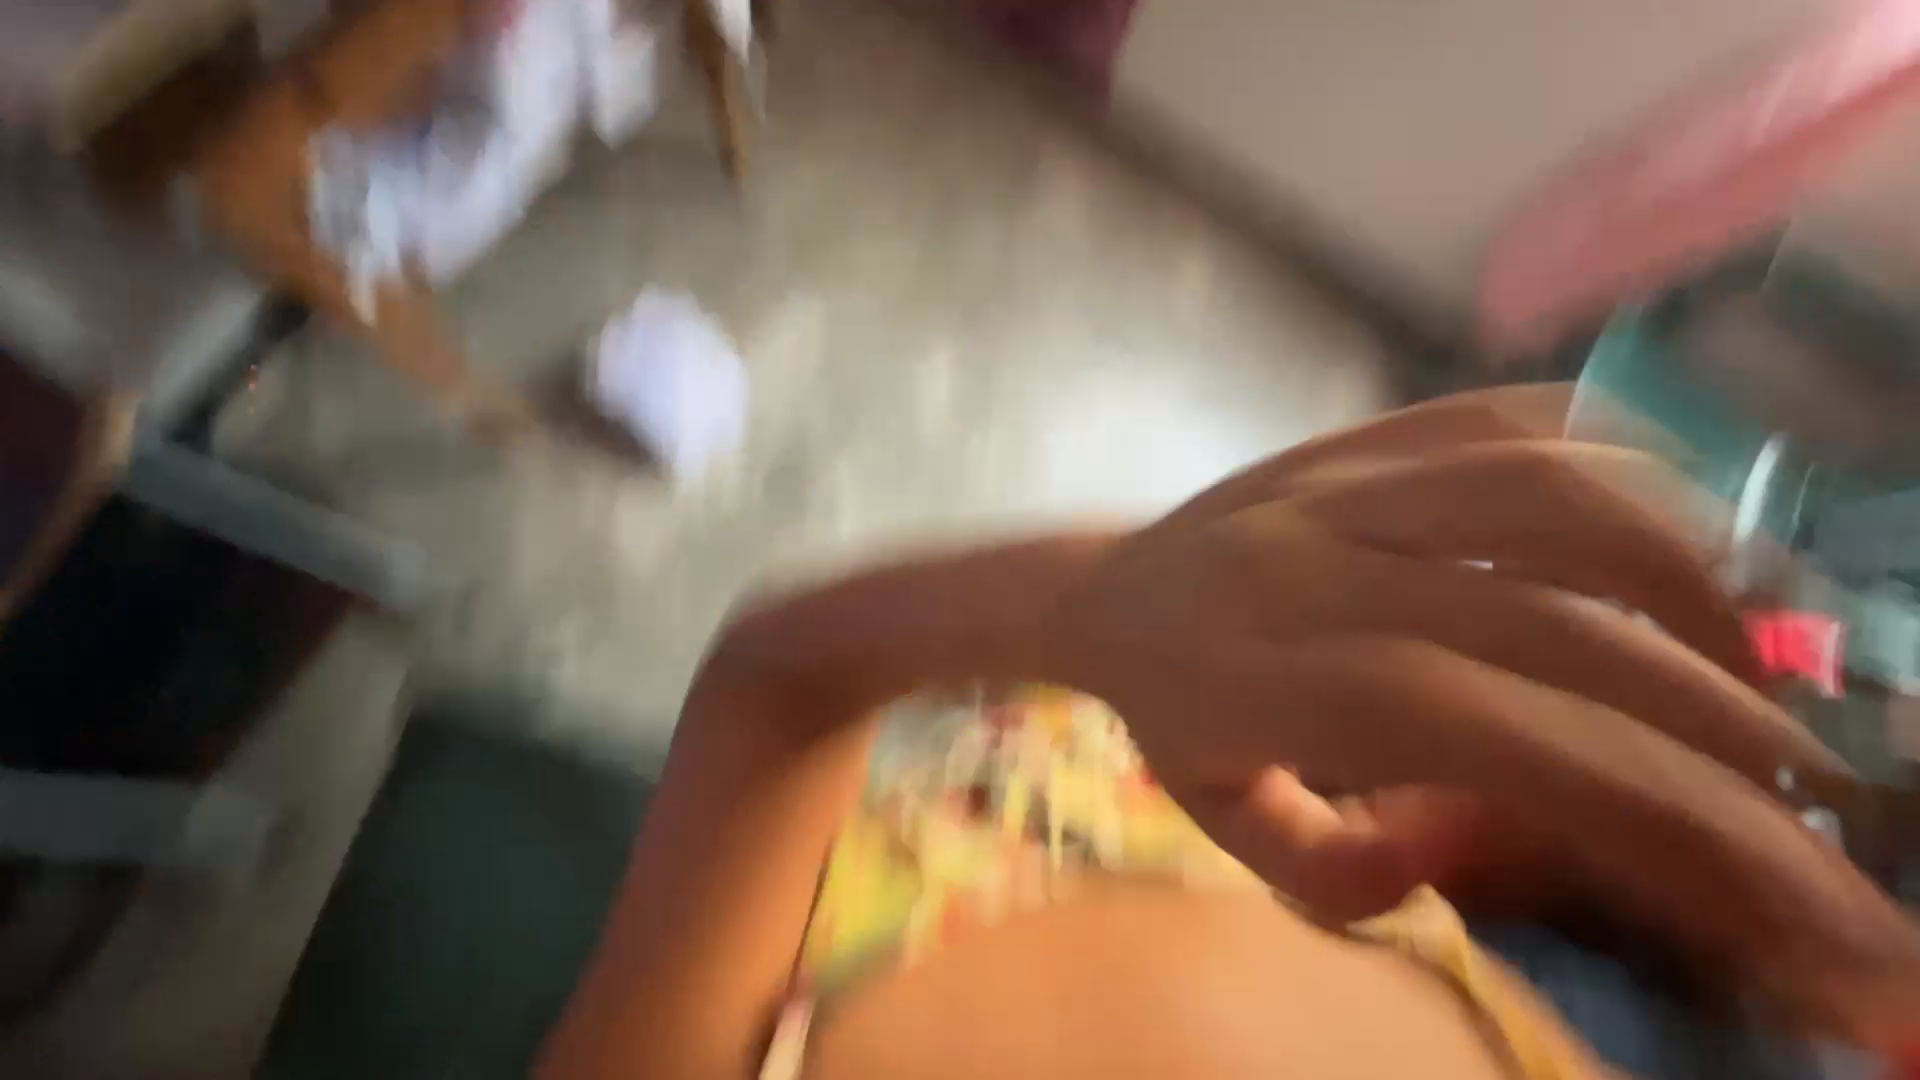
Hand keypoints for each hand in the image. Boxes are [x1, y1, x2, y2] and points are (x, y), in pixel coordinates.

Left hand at [1023, 386, 1916, 1043]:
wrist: (1102, 593)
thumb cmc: (1168, 716)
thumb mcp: (1230, 823)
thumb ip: (1349, 868)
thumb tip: (1483, 833)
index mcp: (1284, 683)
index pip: (1507, 740)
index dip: (1675, 818)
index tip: (1808, 899)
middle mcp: (1318, 571)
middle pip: (1552, 624)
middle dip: (1716, 715)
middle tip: (1816, 781)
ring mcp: (1333, 487)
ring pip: (1545, 491)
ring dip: (1686, 563)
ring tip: (1755, 638)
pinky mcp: (1344, 438)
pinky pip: (1497, 416)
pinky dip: (1611, 452)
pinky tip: (1666, 513)